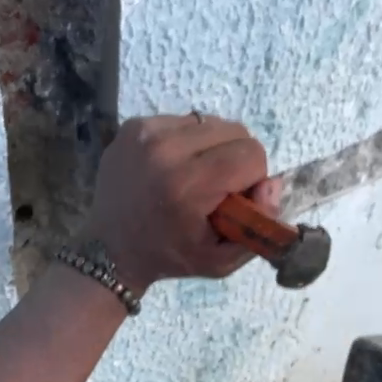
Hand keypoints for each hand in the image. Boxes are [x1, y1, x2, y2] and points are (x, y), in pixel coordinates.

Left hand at [84, 114, 282, 292]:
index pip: (252, 154)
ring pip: (210, 122)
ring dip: (213, 148)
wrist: (109, 249)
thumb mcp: (221, 260)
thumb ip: (258, 224)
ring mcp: (147, 133)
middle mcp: (166, 150)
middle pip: (235, 131)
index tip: (235, 200)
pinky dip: (188, 142)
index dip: (253, 178)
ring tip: (194, 176)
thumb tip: (272, 185)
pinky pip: (183, 121)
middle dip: (236, 160)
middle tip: (217, 188)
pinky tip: (172, 167)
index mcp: (188, 185)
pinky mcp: (135, 125)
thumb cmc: (169, 257)